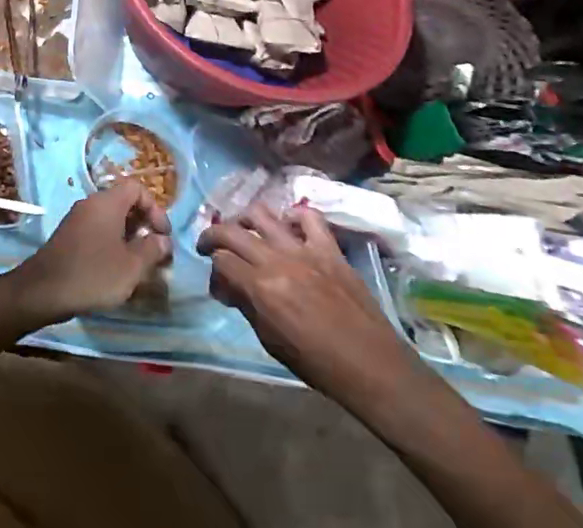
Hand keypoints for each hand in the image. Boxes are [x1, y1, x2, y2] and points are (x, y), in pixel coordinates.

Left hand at [9, 184, 171, 323]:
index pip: (136, 188)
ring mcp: (77, 220)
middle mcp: (90, 204)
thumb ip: (153, 249)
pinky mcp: (70, 236)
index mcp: (105, 202)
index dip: (155, 208)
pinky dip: (113, 243)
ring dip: (130, 237)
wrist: (45, 289)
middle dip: (144, 224)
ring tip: (141, 264)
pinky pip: (98, 231)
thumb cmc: (94, 273)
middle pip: (124, 203)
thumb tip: (162, 240)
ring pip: (111, 219)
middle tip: (156, 252)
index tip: (163, 235)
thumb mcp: (132, 265)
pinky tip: (119, 268)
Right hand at [197, 202, 423, 400]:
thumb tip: (228, 287)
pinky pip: (309, 218)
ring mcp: (305, 251)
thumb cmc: (316, 363)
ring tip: (245, 231)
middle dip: (212, 236)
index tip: (218, 285)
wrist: (373, 368)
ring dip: (245, 220)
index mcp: (261, 287)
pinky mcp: (330, 250)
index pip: (220, 260)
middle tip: (210, 246)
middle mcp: (278, 261)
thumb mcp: (268, 339)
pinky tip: (288, 228)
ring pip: (262, 214)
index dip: (213, 271)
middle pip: (231, 231)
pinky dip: (293, 216)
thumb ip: (245, 304)